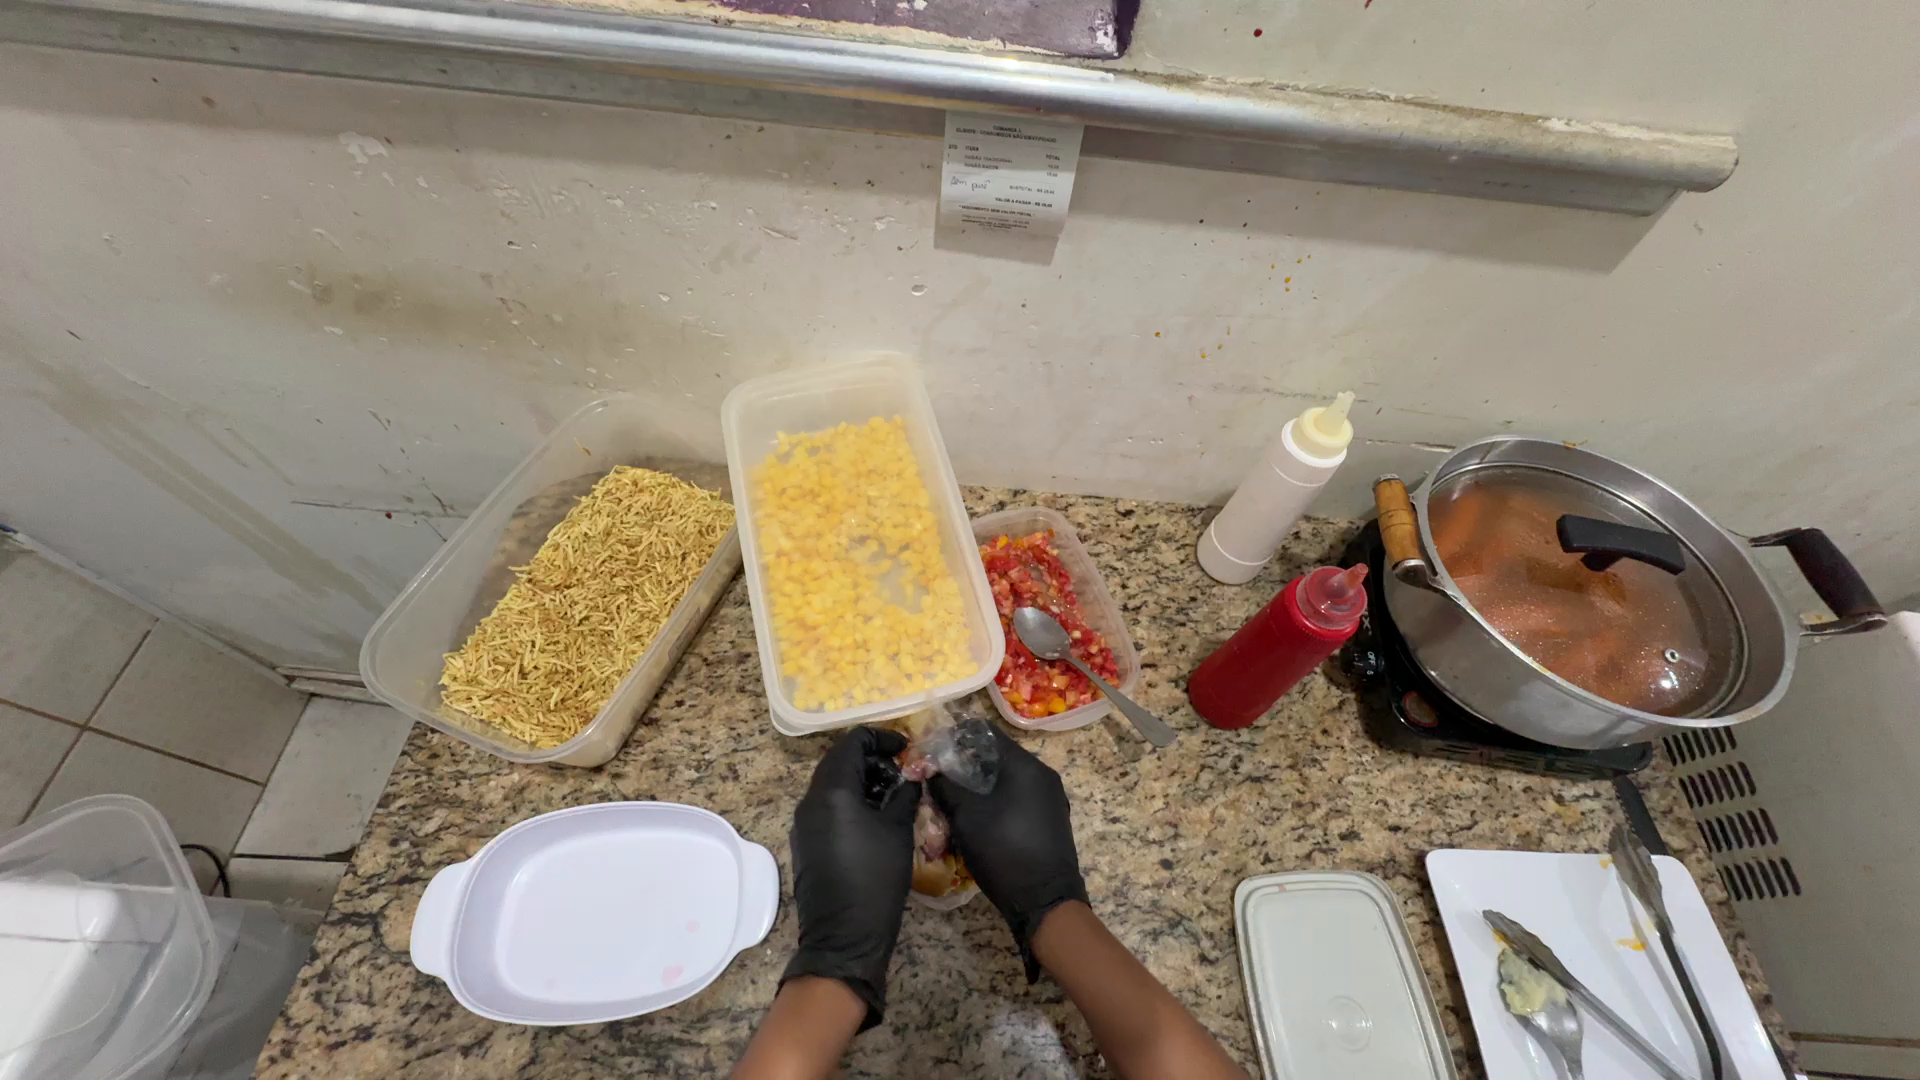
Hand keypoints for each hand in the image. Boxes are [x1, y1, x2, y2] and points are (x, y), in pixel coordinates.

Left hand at [782, 726, 918, 1030]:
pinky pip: (827, 806)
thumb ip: (905, 793)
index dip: (882, 737)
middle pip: (840, 760)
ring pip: (833, 783)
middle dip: (873, 758)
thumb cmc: (875, 880)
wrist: (843, 939)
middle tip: (903, 771)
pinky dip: (850, 800)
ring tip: (894, 794)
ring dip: (862, 779)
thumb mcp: (898, 830)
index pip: (853, 741)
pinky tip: (875, 817)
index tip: (907, 749)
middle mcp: (811, 800)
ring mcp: (804, 823)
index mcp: (832, 791)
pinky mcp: (806, 842)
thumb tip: (911, 776)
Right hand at [929, 725, 1087, 979]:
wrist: (1045, 903)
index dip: (955, 738)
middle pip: (995, 757)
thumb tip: (930, 768)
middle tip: (938, 780)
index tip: (932, 751)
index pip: (986, 733)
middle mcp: (1042, 775)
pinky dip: (993, 803)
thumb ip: (946, 785)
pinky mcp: (1049, 819)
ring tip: (952, 803)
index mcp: (1026, 766)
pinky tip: (974, 820)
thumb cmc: (1004, 852)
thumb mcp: (966, 817)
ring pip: (1004, 780)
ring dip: (976, 788)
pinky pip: (1016, 799)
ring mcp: (1049, 798)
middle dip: (963, 767)